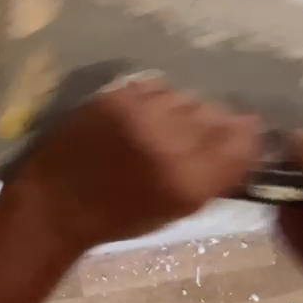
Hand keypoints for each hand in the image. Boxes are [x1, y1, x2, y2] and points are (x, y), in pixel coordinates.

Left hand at [7, 76, 261, 252]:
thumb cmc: (117, 218)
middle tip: (199, 134)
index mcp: (189, 184)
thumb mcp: (174, 211)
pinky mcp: (116, 98)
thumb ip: (213, 177)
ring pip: (188, 97)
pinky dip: (157, 98)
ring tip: (167, 125)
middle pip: (217, 115)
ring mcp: (142, 117)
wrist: (54, 204)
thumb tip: (242, 142)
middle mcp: (171, 145)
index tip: (244, 134)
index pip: (243, 143)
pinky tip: (145, 114)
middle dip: (215, 123)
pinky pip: (156, 85)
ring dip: (184, 110)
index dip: (247, 135)